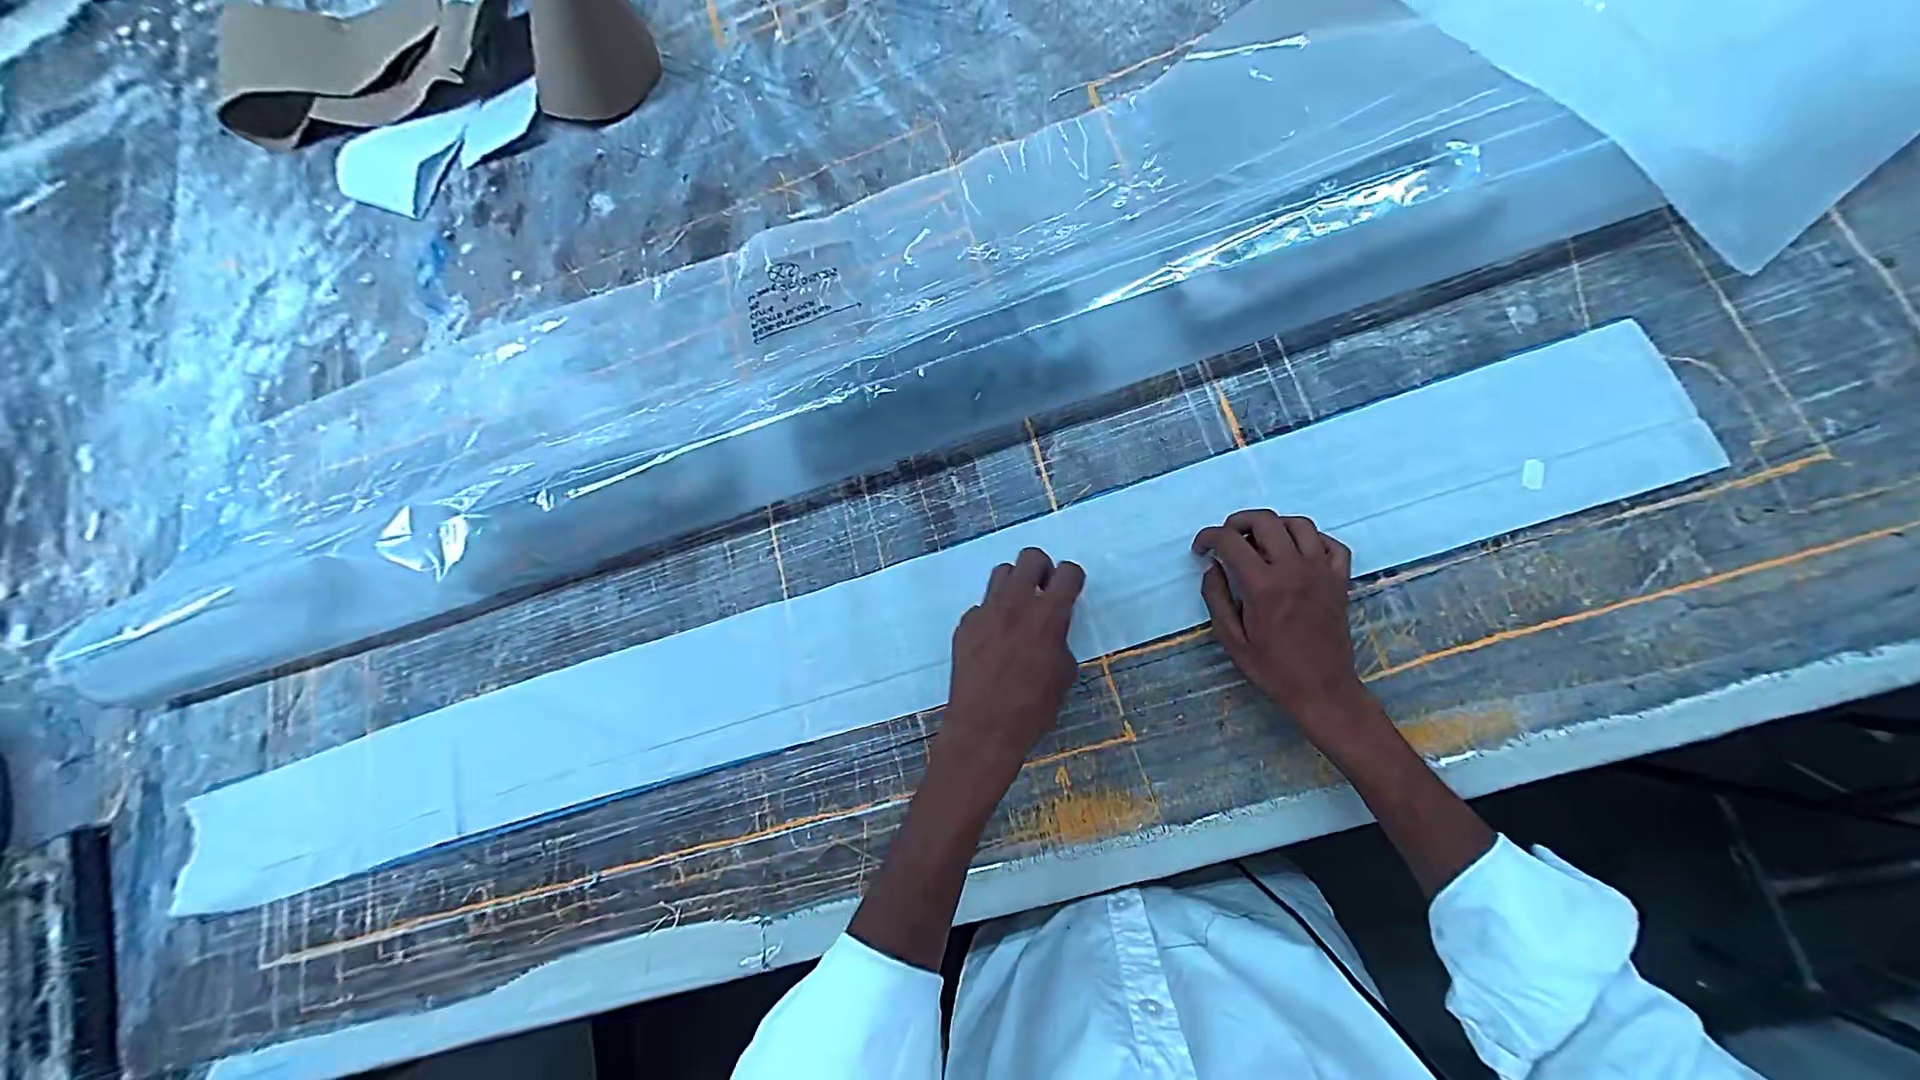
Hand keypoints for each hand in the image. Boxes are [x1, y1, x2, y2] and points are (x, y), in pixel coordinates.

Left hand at [938, 547, 1084, 783]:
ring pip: (1001, 573)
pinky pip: (982, 606)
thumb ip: (1060, 639)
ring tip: (1018, 611)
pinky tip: (994, 640)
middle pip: (1030, 557)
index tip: (1070, 590)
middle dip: (1042, 569)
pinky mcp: (965, 624)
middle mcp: (1016, 604)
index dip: (1072, 578)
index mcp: (1048, 615)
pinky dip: (991, 615)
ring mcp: (986, 611)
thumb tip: (1052, 629)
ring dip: (1015, 585)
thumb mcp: (1064, 673)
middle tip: (1043, 591)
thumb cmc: (1034, 707)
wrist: (984, 726)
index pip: (1068, 572)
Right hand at [1193, 510, 1369, 732]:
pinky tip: (1295, 554)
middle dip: (1237, 523)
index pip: (1230, 540)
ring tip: (1260, 543)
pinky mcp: (1340, 580)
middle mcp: (1294, 569)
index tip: (1201, 550)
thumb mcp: (1230, 638)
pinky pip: (1330, 544)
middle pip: (1265, 520)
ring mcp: (1322, 572)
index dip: (1208, 538)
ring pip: (1299, 524)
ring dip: (1274, 526)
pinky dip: (1311, 540)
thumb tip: (1211, 566)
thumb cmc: (1272, 668)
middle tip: (1227, 541)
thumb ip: (1216, 597)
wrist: (1322, 689)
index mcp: (1263, 585)